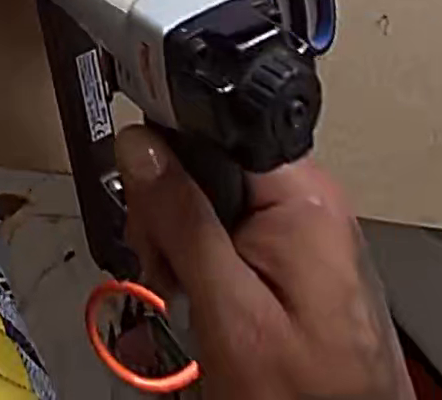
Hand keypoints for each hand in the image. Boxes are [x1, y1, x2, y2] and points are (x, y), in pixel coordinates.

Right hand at [115, 125, 413, 399]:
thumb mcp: (229, 310)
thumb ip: (182, 219)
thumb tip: (136, 142)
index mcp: (302, 197)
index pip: (209, 129)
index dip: (165, 155)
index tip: (143, 198)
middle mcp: (305, 198)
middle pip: (201, 159)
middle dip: (164, 204)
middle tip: (158, 257)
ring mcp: (297, 225)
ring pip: (203, 189)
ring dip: (171, 230)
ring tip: (173, 280)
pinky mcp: (287, 249)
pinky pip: (222, 220)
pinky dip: (192, 247)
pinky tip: (189, 282)